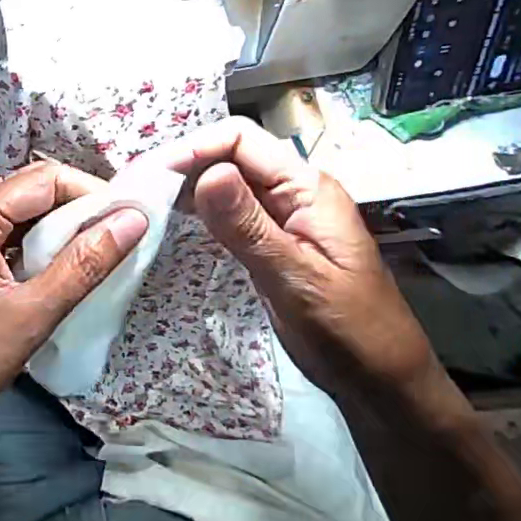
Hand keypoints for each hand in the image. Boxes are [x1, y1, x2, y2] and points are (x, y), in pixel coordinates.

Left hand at [0, 160, 148, 496]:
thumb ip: (84, 263)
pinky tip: (58, 269)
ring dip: (56, 229)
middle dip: (76, 209)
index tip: (129, 220)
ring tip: (96, 254)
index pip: (43, 179)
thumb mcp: (31, 315)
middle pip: (28, 191)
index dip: (91, 193)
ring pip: (16, 214)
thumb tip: (133, 219)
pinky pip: (0, 236)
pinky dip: (33, 246)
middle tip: (117, 237)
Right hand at [150, 117, 437, 397]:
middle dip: (185, 164)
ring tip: (146, 201)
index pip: (241, 140)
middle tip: (139, 187)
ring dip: (187, 186)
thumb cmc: (350, 331)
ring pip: (226, 183)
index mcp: (308, 189)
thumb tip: (206, 173)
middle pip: (230, 155)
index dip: (195, 148)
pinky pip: (228, 212)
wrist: (381, 381)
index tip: (154, 176)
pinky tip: (172, 221)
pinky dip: (198, 211)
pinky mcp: (269, 241)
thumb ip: (249, 227)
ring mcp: (281, 217)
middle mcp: (293, 192)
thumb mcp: (296, 280)